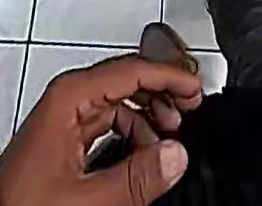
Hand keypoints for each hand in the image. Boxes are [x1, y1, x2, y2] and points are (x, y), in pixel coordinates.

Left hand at [0, 55, 202, 205]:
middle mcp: (70, 96)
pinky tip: (145, 150)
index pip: (133, 70)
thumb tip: (177, 154)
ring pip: (121, 98)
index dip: (169, 77)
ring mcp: (68, 114)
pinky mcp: (67, 136)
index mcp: (71, 95)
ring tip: (170, 132)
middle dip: (162, 91)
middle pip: (129, 77)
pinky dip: (133, 129)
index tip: (195, 89)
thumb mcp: (83, 200)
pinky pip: (110, 119)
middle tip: (191, 105)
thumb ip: (135, 178)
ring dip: (149, 112)